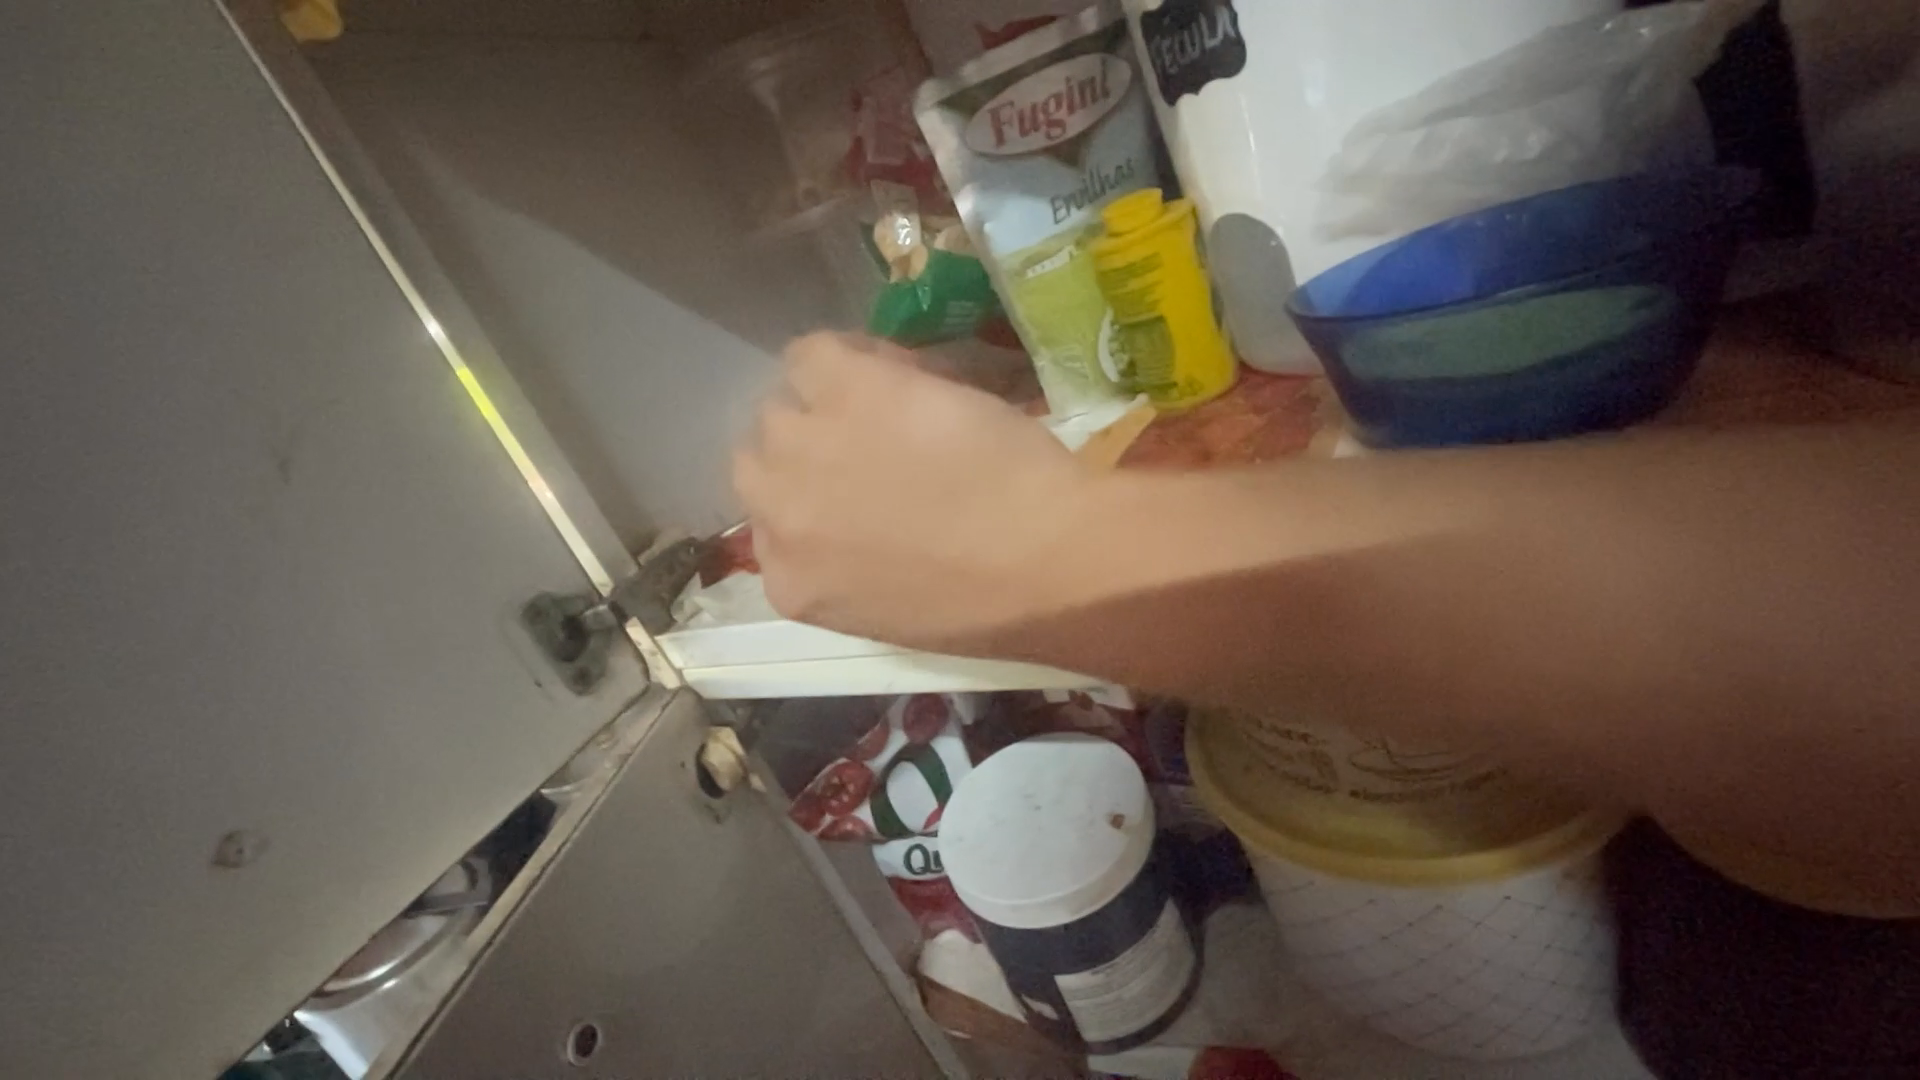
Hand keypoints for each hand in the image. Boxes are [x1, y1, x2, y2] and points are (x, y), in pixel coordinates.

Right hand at [733, 332, 1097, 652]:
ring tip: (885, 406)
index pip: (768, 524)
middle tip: (864, 442)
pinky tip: (895, 372)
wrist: (1046, 561)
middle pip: (759, 460)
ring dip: (824, 405)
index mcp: (792, 584)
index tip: (851, 487)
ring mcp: (802, 450)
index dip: (811, 497)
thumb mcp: (890, 607)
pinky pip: (810, 353)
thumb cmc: (993, 601)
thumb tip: (847, 508)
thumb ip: (845, 562)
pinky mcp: (845, 389)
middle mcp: (777, 516)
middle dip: (805, 453)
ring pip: (780, 408)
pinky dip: (849, 355)